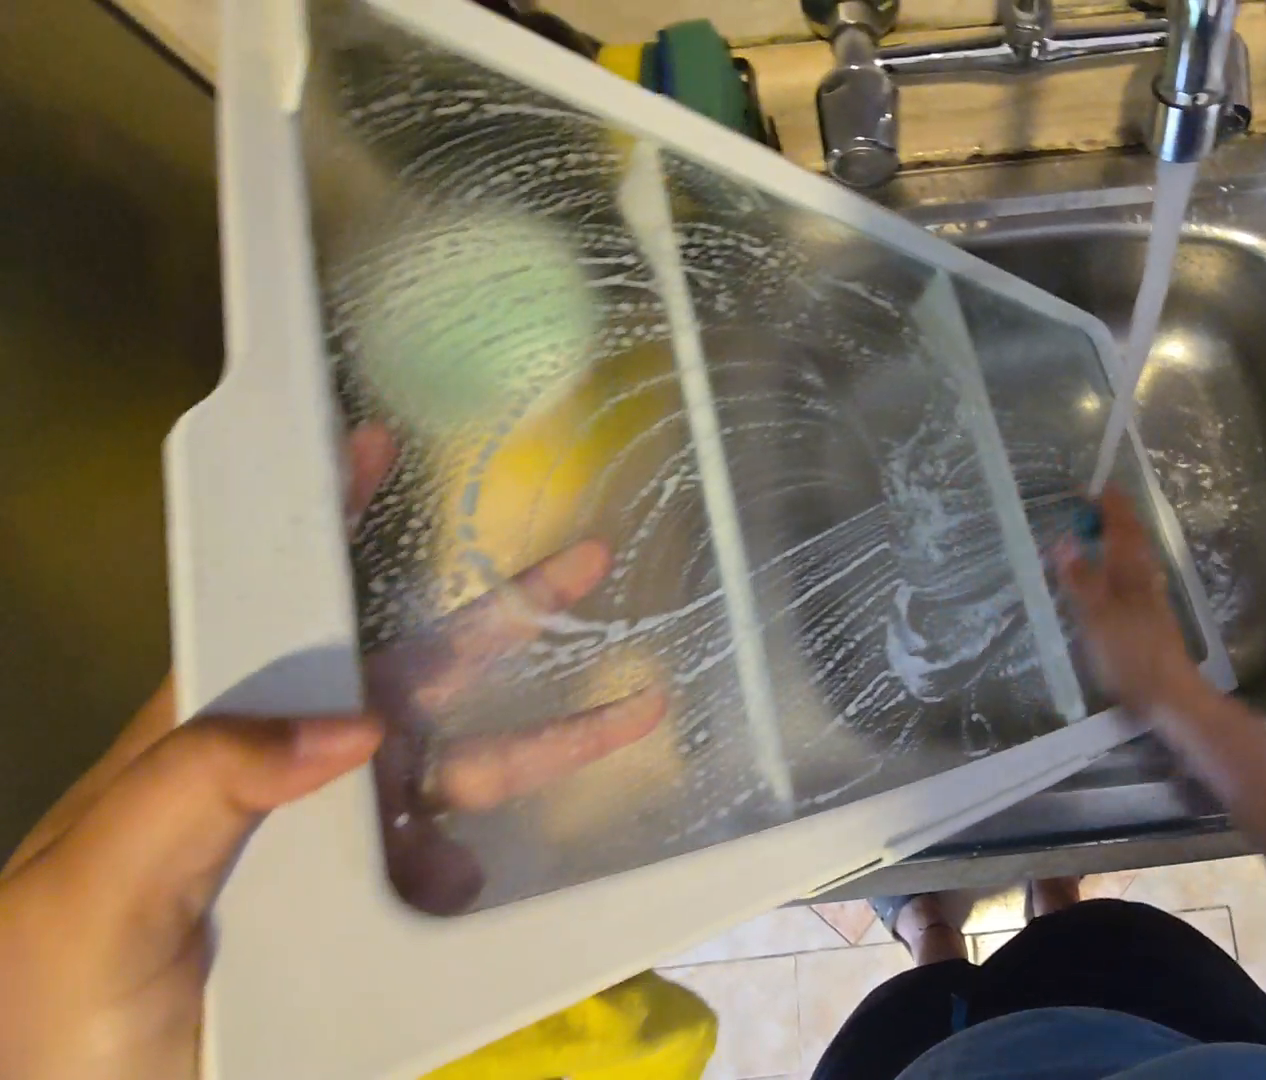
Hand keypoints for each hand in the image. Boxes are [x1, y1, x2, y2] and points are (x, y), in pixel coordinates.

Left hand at [0, 423, 661, 1078]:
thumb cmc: (52, 1017)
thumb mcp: (93, 899)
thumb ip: (196, 790)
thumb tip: (362, 722)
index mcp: (231, 734)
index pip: (298, 601)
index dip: (336, 519)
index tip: (380, 445)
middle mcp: (304, 765)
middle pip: (427, 665)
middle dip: (512, 610)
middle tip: (590, 560)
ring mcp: (352, 828)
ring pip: (474, 758)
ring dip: (557, 733)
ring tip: (638, 709)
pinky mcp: (381, 891)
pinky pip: (460, 844)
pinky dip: (487, 849)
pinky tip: (483, 876)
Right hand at [1055, 490, 1209, 716]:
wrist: (1170, 693)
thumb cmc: (1130, 653)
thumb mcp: (1095, 616)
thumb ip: (1079, 577)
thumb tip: (1064, 539)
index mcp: (1130, 569)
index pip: (1121, 524)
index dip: (1108, 503)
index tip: (1090, 487)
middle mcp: (1144, 575)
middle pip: (1132, 535)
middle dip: (1115, 515)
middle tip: (1092, 504)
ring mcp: (1150, 594)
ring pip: (1135, 553)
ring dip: (1119, 537)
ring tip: (1098, 531)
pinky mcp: (1150, 613)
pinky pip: (1134, 571)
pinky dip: (1120, 560)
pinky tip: (1112, 573)